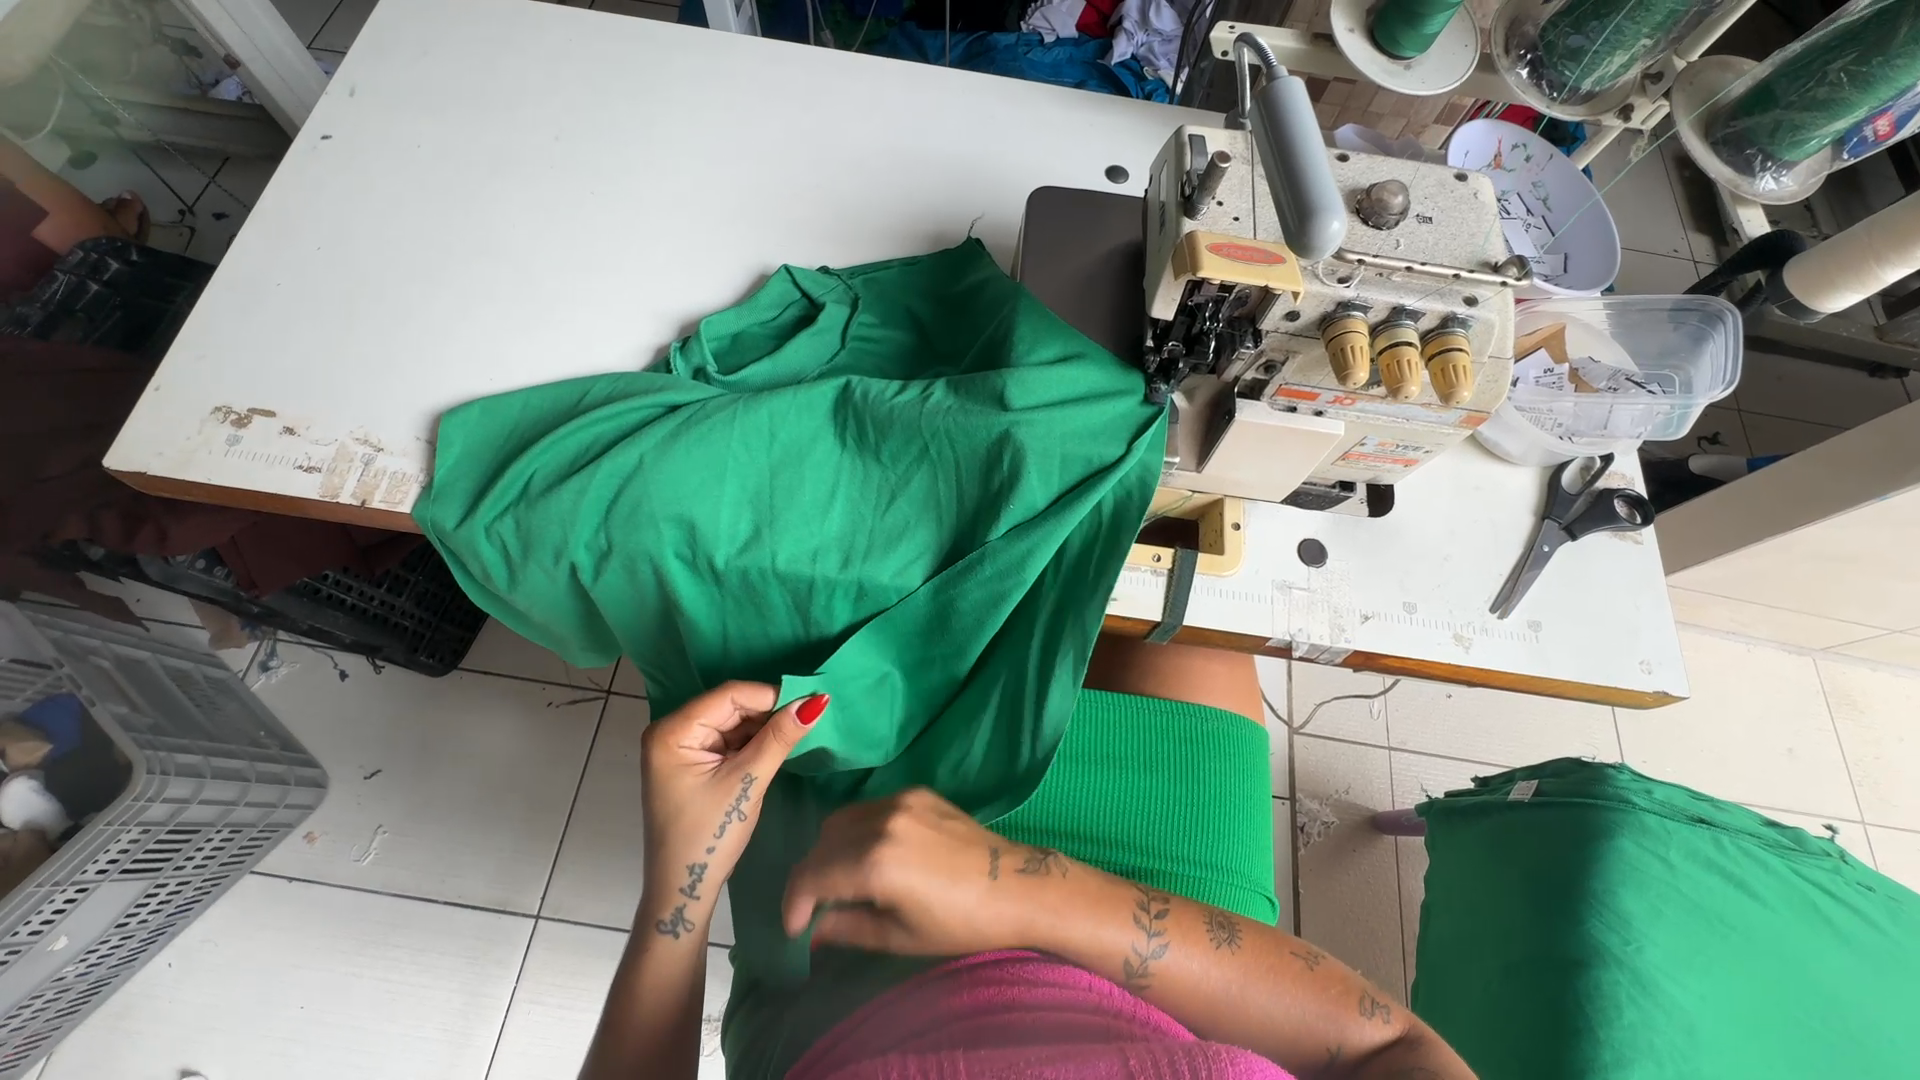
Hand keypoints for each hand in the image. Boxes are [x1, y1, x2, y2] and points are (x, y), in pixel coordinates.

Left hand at [639, 683, 825, 940]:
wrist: (684, 890)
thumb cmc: (710, 836)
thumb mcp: (748, 782)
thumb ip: (780, 738)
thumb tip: (817, 701)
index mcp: (673, 730)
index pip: (730, 694)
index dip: (771, 696)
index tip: (811, 705)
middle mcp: (672, 730)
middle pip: (731, 705)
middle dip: (770, 712)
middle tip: (808, 721)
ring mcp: (681, 747)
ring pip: (734, 721)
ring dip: (765, 727)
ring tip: (797, 735)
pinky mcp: (693, 762)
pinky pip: (729, 739)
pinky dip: (754, 742)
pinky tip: (777, 748)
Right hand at [782, 787, 1067, 955]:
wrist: (1015, 886)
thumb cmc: (960, 923)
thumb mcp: (899, 936)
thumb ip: (846, 927)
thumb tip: (812, 928)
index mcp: (874, 862)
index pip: (811, 875)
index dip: (795, 904)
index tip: (796, 928)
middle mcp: (881, 822)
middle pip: (822, 844)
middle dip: (811, 877)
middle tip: (816, 907)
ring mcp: (900, 801)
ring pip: (841, 820)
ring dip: (831, 850)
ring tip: (841, 880)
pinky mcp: (917, 792)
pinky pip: (869, 808)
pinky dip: (857, 830)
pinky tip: (870, 854)